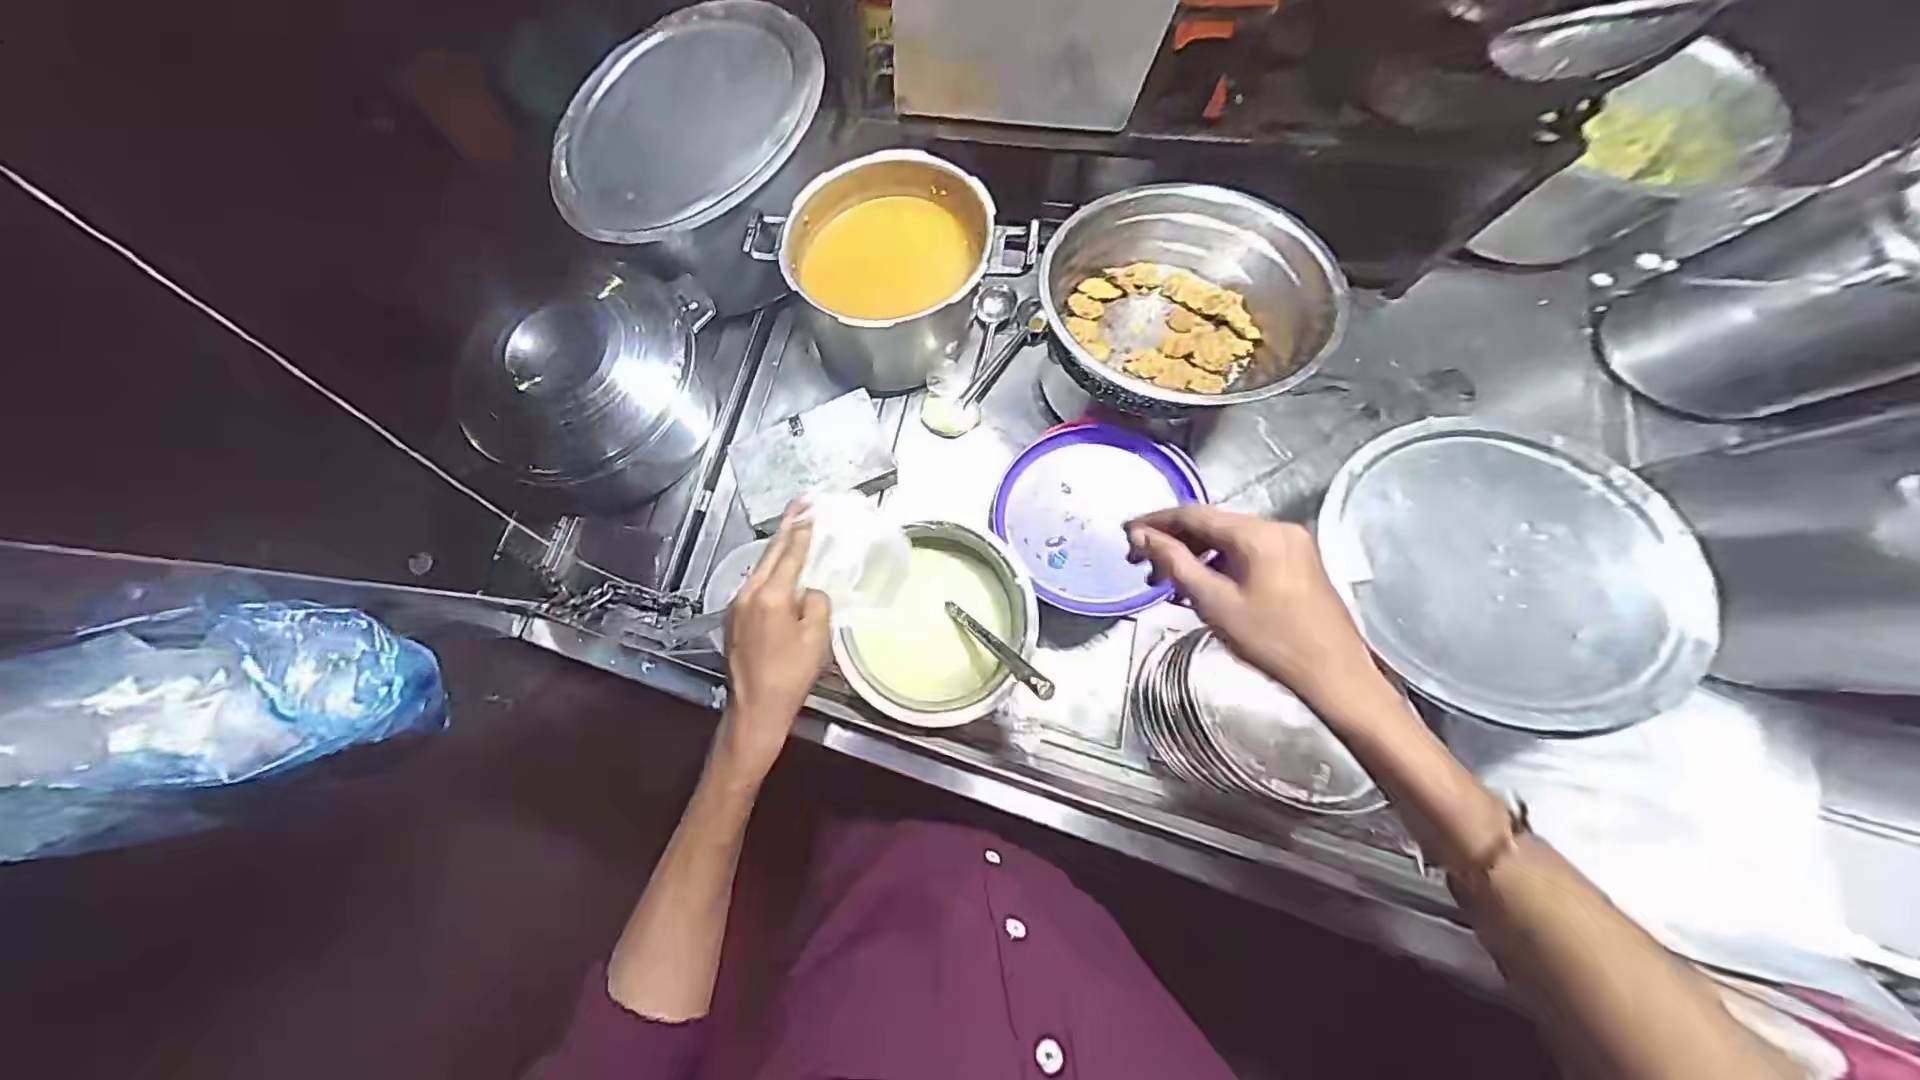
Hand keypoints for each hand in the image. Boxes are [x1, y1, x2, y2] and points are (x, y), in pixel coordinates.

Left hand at [720, 504, 830, 779]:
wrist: (755, 707)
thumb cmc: (790, 674)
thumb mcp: (817, 638)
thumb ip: (816, 604)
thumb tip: (808, 592)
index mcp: (770, 596)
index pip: (789, 555)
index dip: (801, 532)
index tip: (809, 510)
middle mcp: (748, 595)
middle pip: (770, 554)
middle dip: (786, 529)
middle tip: (799, 506)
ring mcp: (737, 607)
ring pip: (761, 570)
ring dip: (778, 551)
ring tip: (793, 533)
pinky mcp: (734, 620)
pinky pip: (755, 586)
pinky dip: (770, 573)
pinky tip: (780, 572)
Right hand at [1126, 505, 1386, 716]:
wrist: (1334, 673)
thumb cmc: (1270, 640)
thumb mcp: (1213, 602)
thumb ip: (1174, 563)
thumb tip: (1142, 535)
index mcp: (1257, 534)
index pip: (1193, 514)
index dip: (1155, 521)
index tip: (1127, 534)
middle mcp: (1276, 527)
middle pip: (1212, 523)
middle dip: (1173, 540)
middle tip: (1142, 563)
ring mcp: (1290, 542)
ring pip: (1229, 537)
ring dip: (1195, 552)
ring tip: (1168, 580)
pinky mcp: (1297, 559)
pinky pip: (1247, 550)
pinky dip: (1219, 561)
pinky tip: (1202, 584)